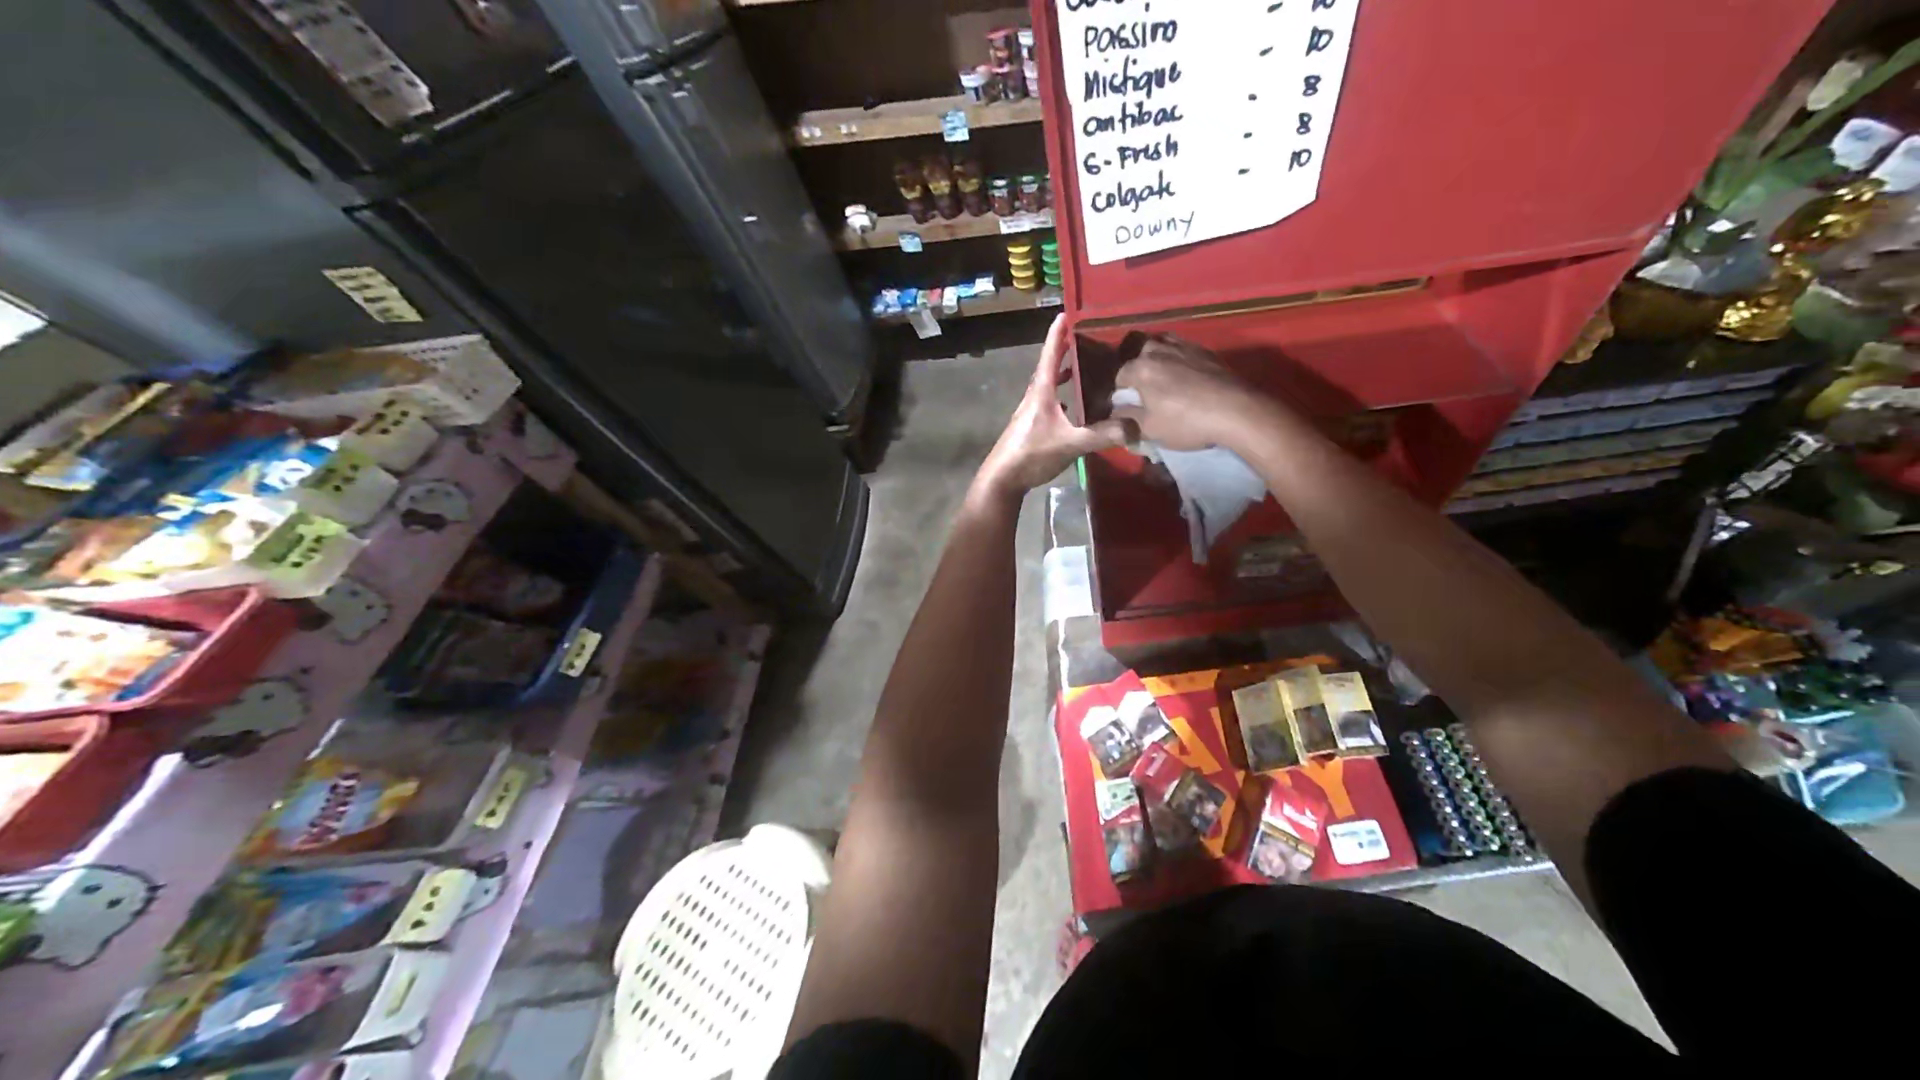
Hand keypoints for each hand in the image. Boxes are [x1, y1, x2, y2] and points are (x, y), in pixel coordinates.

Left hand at [974, 315, 1126, 500]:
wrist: (1002, 480)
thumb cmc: (1031, 454)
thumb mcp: (1070, 444)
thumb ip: (1102, 435)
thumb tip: (1135, 427)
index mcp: (1042, 391)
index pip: (1050, 354)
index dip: (1059, 333)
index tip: (1068, 311)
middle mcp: (1035, 396)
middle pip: (1052, 366)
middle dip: (1069, 349)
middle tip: (1091, 337)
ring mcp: (1032, 411)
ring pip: (1052, 384)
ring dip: (1068, 373)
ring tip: (1090, 365)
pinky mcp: (1033, 425)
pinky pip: (1053, 401)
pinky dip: (1067, 395)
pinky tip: (1080, 404)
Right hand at [1113, 336, 1273, 451]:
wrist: (1236, 412)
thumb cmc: (1186, 422)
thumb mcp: (1149, 429)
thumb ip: (1126, 418)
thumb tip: (1115, 412)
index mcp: (1141, 368)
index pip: (1120, 376)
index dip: (1121, 393)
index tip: (1128, 407)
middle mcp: (1160, 350)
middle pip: (1140, 354)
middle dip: (1139, 369)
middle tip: (1146, 391)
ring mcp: (1186, 347)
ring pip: (1163, 344)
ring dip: (1158, 357)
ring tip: (1164, 377)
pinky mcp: (1207, 351)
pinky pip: (1184, 348)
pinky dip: (1179, 358)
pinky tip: (1186, 375)